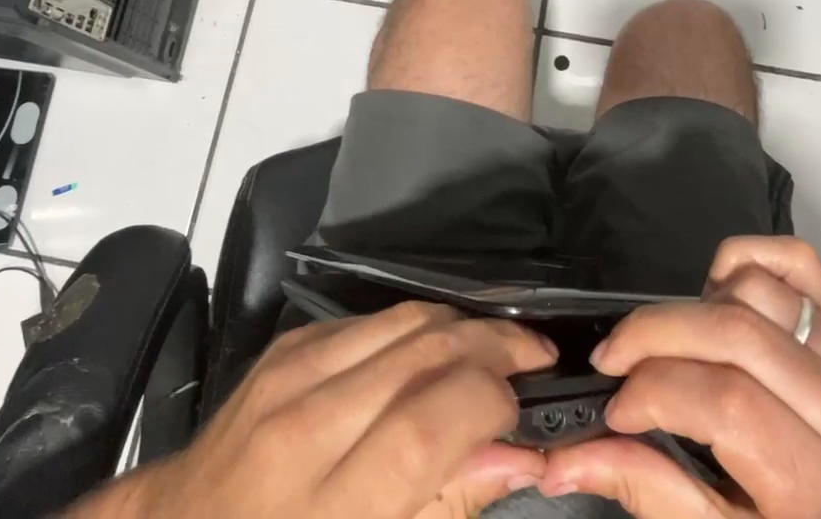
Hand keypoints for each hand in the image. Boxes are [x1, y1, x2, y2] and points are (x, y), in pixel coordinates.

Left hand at [66, 300, 556, 518]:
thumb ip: (446, 505)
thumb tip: (521, 456)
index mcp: (323, 508)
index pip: (421, 428)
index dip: (489, 403)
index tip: (524, 406)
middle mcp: (302, 429)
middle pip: (419, 355)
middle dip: (493, 343)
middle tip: (536, 355)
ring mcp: (287, 376)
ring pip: (401, 321)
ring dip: (463, 324)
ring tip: (499, 343)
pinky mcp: (284, 348)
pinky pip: (369, 320)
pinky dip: (416, 326)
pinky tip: (438, 347)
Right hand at [539, 236, 820, 518]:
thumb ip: (648, 490)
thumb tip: (563, 460)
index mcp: (819, 481)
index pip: (720, 400)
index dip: (649, 391)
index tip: (616, 409)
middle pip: (731, 332)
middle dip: (651, 335)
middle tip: (616, 361)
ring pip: (756, 289)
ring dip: (695, 306)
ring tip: (677, 346)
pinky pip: (795, 261)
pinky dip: (743, 263)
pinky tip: (718, 302)